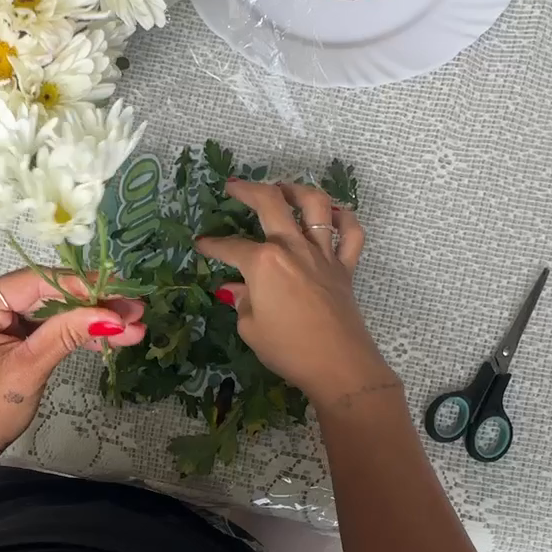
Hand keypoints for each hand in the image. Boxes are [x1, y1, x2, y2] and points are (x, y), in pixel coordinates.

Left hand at [0, 268, 146, 485]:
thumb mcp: (28, 371)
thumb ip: (66, 335)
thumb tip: (113, 315)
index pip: (32, 283)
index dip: (80, 286)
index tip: (121, 290)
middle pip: (40, 292)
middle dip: (88, 304)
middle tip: (135, 311)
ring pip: (42, 307)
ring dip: (83, 318)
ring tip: (130, 326)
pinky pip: (34, 320)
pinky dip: (64, 329)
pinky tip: (103, 336)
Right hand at [194, 180, 399, 408]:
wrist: (337, 364)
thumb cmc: (286, 349)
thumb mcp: (251, 328)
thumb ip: (243, 302)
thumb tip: (237, 290)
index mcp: (263, 262)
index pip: (231, 247)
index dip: (212, 245)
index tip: (200, 244)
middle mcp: (292, 247)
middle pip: (271, 204)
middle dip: (248, 190)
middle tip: (235, 187)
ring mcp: (322, 254)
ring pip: (315, 206)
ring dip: (297, 190)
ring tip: (284, 189)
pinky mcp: (345, 267)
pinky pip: (351, 234)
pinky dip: (344, 219)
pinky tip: (334, 214)